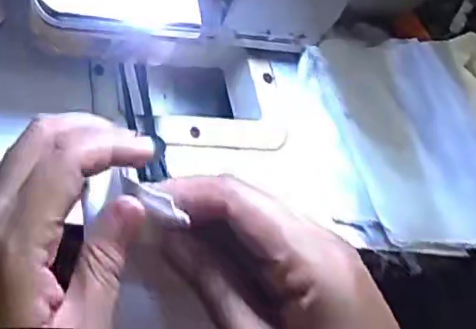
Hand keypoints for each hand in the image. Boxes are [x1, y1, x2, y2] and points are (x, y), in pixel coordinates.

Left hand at [0, 114, 155, 328]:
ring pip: (25, 146)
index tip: (146, 152)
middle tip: (131, 147)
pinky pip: (17, 169)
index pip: (64, 157)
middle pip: (40, 136)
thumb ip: (103, 265)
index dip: (110, 143)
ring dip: (72, 137)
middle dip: (91, 128)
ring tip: (114, 154)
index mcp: (14, 240)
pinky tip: (81, 178)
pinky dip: (53, 157)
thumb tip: (132, 203)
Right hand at [154, 175, 397, 328]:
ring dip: (216, 216)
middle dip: (198, 199)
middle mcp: (321, 232)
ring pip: (260, 210)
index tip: (146, 201)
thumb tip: (169, 237)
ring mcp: (329, 245)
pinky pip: (276, 234)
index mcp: (308, 250)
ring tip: (173, 230)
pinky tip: (212, 249)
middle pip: (249, 195)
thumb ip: (213, 285)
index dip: (188, 190)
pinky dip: (240, 235)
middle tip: (153, 217)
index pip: (237, 194)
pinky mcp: (329, 263)